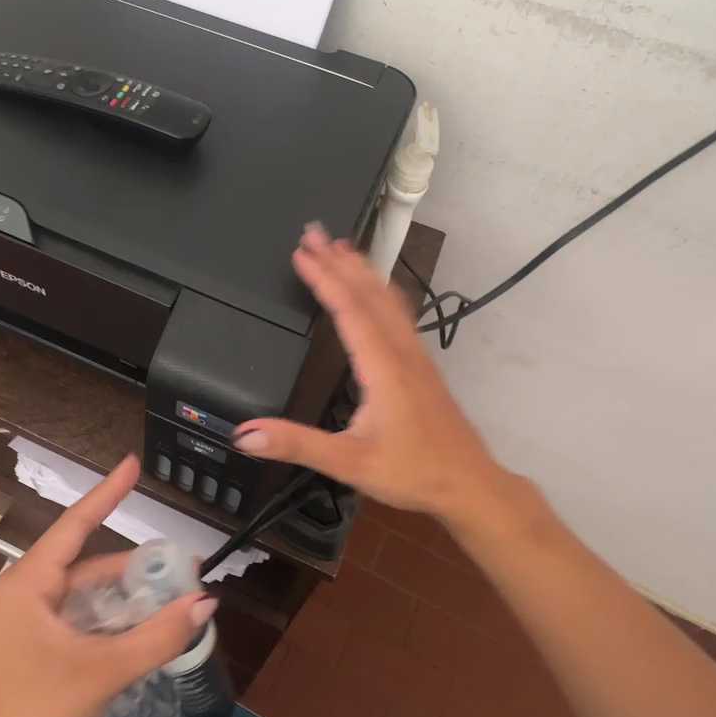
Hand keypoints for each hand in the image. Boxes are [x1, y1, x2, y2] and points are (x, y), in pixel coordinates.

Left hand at [0, 455, 216, 716]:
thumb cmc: (37, 713)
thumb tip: (205, 601)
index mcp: (27, 585)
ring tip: (170, 594)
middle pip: (85, 563)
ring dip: (124, 595)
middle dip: (132, 564)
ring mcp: (25, 623)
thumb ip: (157, 636)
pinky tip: (140, 626)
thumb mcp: (103, 672)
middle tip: (179, 563)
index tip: (132, 463)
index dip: (106, 493)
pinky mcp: (32, 649)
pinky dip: (109, 618)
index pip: (74, 525)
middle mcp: (23, 594)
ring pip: (84, 594)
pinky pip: (78, 618)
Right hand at [233, 223, 510, 526]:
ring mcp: (416, 356)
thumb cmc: (412, 472)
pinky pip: (400, 313)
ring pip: (389, 299)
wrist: (470, 484)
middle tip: (314, 232)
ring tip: (342, 246)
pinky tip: (378, 288)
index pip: (349, 310)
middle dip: (340, 260)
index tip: (302, 253)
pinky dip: (382, 289)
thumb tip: (246, 434)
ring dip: (363, 269)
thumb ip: (295, 444)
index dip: (323, 278)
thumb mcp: (347, 462)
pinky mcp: (423, 365)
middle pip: (369, 293)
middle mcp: (402, 352)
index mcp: (383, 368)